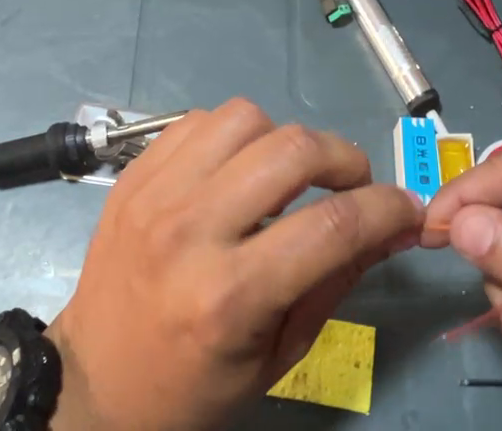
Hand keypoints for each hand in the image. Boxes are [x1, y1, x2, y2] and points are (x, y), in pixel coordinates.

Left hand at [47, 99, 422, 430]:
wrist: (95, 382)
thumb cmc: (194, 385)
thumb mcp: (279, 353)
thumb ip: (338, 279)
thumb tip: (394, 226)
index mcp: (229, 296)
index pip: (331, 226)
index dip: (385, 209)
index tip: (406, 208)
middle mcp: (190, 231)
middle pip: (291, 151)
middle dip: (344, 159)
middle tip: (352, 185)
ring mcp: (155, 194)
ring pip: (245, 118)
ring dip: (284, 140)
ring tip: (288, 176)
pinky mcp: (133, 175)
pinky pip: (200, 120)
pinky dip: (234, 136)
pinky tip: (238, 169)